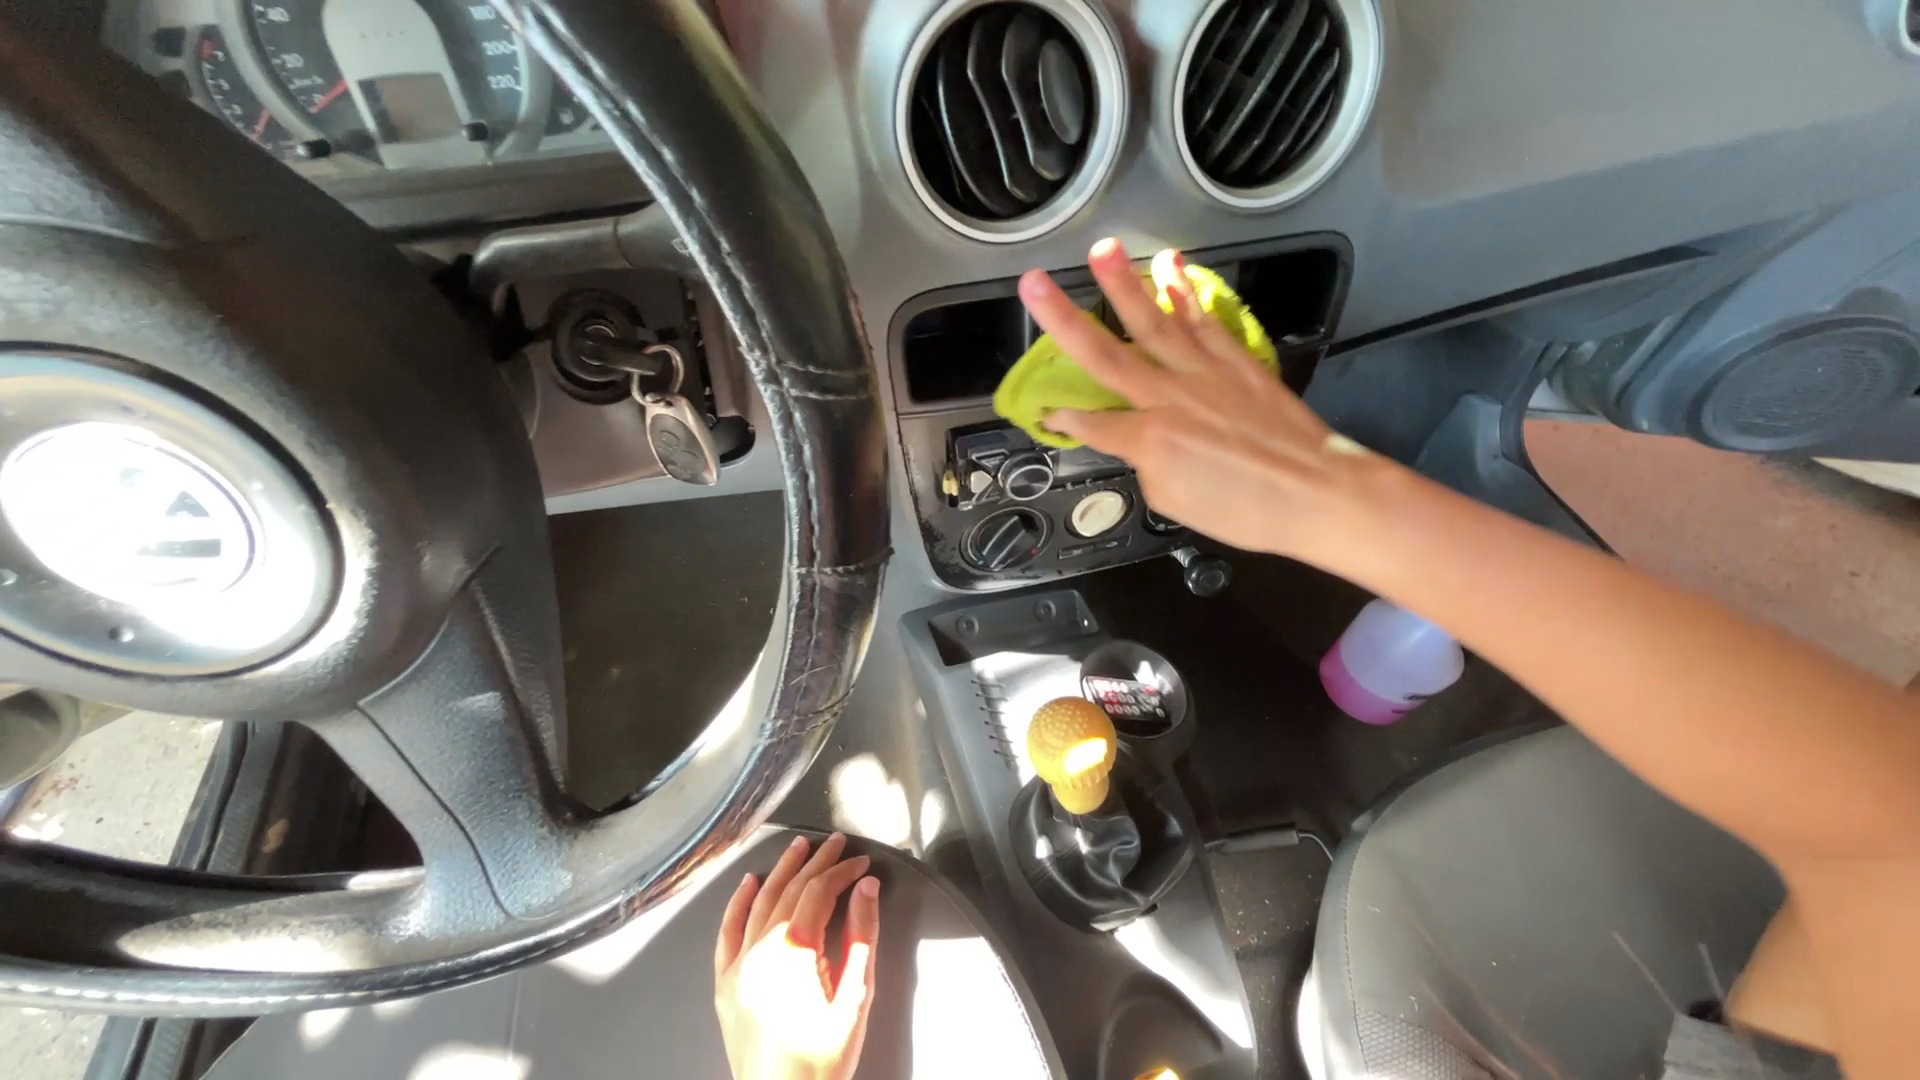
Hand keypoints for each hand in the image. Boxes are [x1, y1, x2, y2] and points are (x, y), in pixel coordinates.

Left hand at [714, 833, 880, 1079]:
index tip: (862, 863)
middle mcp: (761, 948)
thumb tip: (866, 886)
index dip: (843, 872)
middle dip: (816, 862)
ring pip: (760, 902)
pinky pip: (727, 932)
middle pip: (791, 890)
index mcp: (795, 950)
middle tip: (836, 842)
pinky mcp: (724, 983)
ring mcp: (738, 964)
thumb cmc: (824, 1059)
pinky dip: (738, 903)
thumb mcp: (855, 998)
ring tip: (799, 846)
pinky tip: (748, 883)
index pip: (820, 892)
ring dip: (782, 870)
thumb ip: (862, 937)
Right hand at [1018, 238, 1393, 562]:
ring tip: (1104, 249)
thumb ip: (1146, 466)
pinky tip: (1169, 265)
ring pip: (1155, 324)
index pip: (1092, 424)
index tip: (1044, 411)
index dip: (1063, 418)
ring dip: (1125, 285)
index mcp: (1149, 440)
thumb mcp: (1176, 503)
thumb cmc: (1244, 511)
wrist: (1318, 492)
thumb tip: (1138, 441)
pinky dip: (1184, 293)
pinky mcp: (1236, 360)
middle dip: (1064, 319)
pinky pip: (1203, 321)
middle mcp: (1168, 397)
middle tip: (1034, 283)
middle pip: (1106, 356)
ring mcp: (1204, 372)